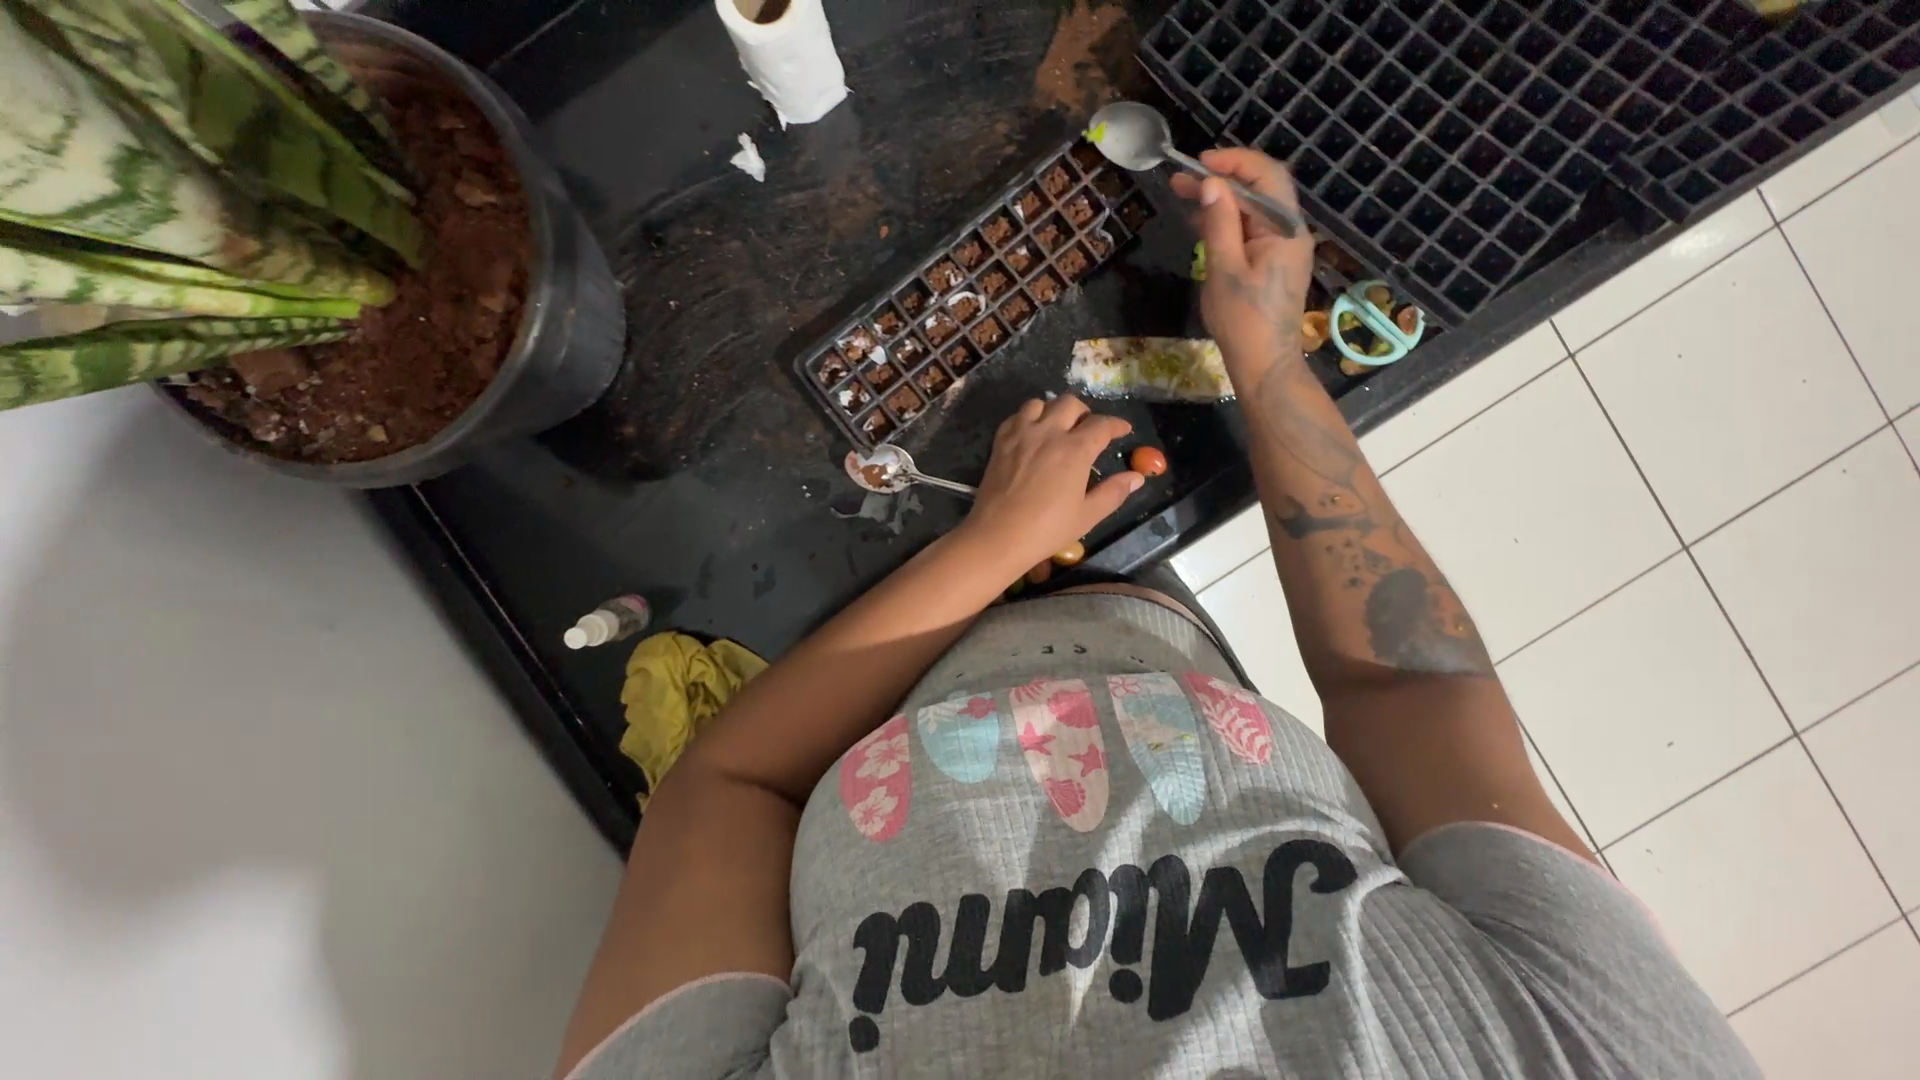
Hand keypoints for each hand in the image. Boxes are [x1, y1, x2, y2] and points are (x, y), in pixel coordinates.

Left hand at [960, 396, 1142, 576]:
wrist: (998, 536)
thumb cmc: (1047, 529)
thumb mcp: (1087, 515)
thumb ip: (1113, 492)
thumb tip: (1136, 477)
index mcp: (1075, 450)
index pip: (1102, 425)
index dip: (1116, 425)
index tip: (1123, 430)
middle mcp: (1048, 432)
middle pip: (1070, 403)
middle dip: (1085, 412)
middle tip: (1088, 429)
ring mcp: (1021, 434)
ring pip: (1039, 403)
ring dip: (1053, 410)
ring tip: (1058, 426)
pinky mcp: (1000, 442)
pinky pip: (1016, 416)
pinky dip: (1028, 417)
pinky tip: (1031, 433)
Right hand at [1170, 149, 1315, 366]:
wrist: (1265, 365)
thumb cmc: (1244, 321)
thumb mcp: (1224, 270)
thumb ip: (1219, 223)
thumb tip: (1211, 184)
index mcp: (1284, 229)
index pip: (1266, 176)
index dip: (1233, 162)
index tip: (1199, 164)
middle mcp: (1290, 232)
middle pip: (1259, 190)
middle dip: (1221, 180)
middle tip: (1180, 181)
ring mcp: (1283, 248)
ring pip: (1253, 210)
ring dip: (1221, 200)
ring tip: (1183, 197)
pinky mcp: (1273, 264)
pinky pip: (1251, 231)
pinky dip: (1227, 222)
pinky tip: (1201, 223)